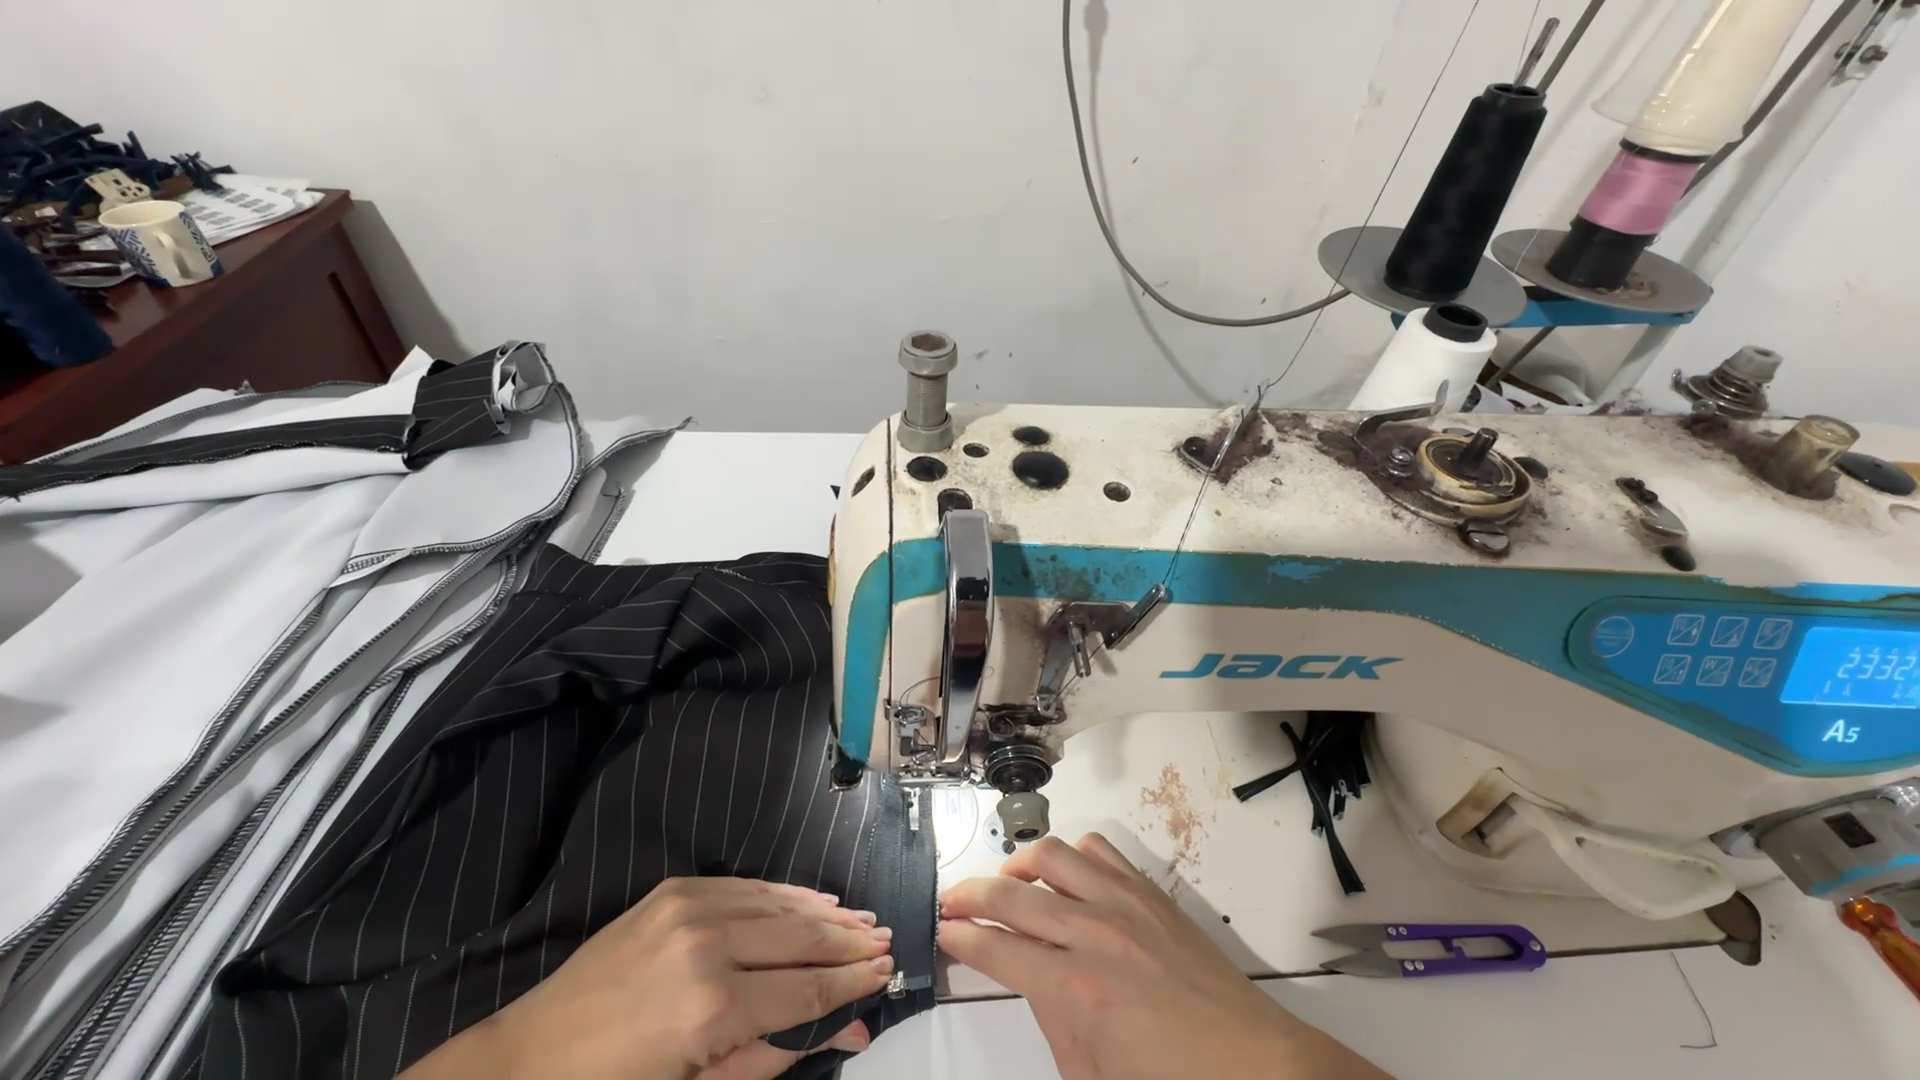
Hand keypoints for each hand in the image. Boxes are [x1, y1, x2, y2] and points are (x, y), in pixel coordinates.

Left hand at [403, 877, 891, 1079]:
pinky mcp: (674, 889)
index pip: (806, 986)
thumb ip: (781, 1052)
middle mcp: (706, 944)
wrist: (529, 1057)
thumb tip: (852, 1029)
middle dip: (847, 942)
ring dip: (823, 913)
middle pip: (799, 937)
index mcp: (712, 1007)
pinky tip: (810, 900)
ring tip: (859, 919)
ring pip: (778, 903)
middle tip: (885, 941)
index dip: (851, 981)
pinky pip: (746, 886)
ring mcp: (688, 907)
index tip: (886, 972)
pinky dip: (784, 893)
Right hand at [940, 833, 1387, 1079]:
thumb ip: (1049, 1018)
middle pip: (1011, 894)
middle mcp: (1094, 933)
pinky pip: (1101, 850)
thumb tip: (1027, 976)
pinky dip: (1072, 854)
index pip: (996, 948)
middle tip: (952, 901)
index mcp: (1074, 989)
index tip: (943, 931)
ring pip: (1053, 855)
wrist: (1254, 1065)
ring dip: (1019, 864)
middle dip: (969, 894)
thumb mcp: (1090, 1073)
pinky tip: (1066, 873)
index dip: (960, 938)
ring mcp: (1125, 904)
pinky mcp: (1151, 893)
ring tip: (1009, 881)